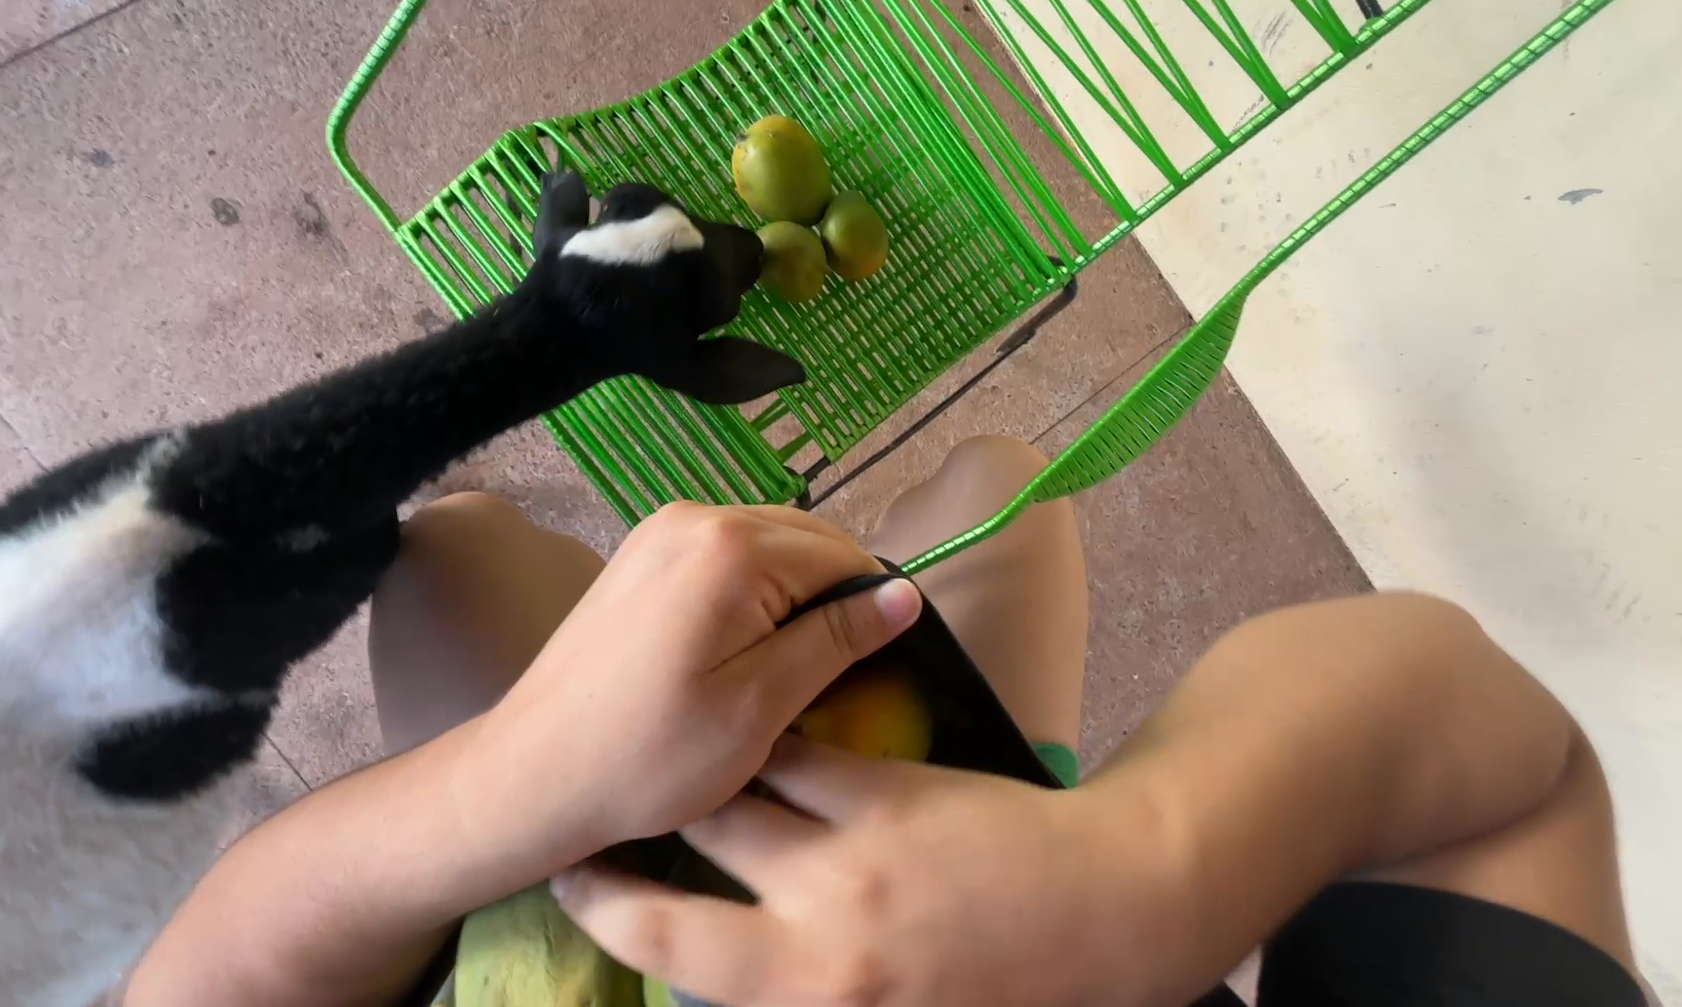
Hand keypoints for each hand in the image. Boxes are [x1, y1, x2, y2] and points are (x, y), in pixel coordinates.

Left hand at [458, 503, 923, 865]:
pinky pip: (728, 549)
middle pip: (807, 539)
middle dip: (833, 593)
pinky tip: (743, 635)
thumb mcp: (761, 705)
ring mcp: (664, 525)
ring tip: (789, 656)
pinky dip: (755, 583)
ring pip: (770, 541)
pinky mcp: (645, 547)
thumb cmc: (652, 756)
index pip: (841, 555)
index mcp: (732, 548)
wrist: (531, 774)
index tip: (873, 663)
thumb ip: (837, 638)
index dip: (871, 606)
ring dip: (795, 588)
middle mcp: (698, 514)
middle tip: (831, 667)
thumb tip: (905, 594)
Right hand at [551, 736, 1182, 1006]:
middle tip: (584, 815)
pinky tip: (749, 706)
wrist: (1103, 915)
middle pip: (676, 895)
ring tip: (658, 744)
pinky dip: (769, 732)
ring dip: (695, 771)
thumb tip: (738, 957)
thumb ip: (808, 984)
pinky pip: (800, 755)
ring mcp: (844, 863)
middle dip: (615, 859)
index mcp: (811, 1004)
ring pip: (732, 802)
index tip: (578, 885)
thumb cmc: (1003, 979)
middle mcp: (811, 944)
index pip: (678, 965)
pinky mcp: (883, 797)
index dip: (612, 921)